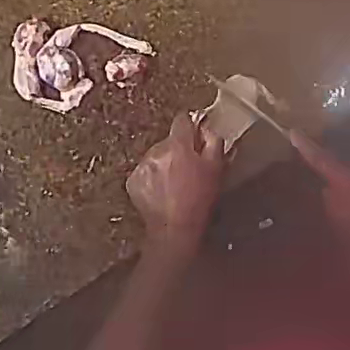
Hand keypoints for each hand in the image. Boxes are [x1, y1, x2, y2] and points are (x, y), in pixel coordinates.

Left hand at [127, 114, 225, 247]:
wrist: (175, 229)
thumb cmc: (200, 200)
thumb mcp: (216, 169)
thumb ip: (213, 142)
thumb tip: (206, 128)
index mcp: (178, 146)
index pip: (182, 120)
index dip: (190, 127)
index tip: (194, 136)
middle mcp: (157, 151)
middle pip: (169, 140)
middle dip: (178, 150)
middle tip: (188, 170)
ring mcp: (142, 166)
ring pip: (156, 156)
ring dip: (165, 164)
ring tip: (175, 184)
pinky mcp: (133, 181)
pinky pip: (145, 171)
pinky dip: (153, 177)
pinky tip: (163, 191)